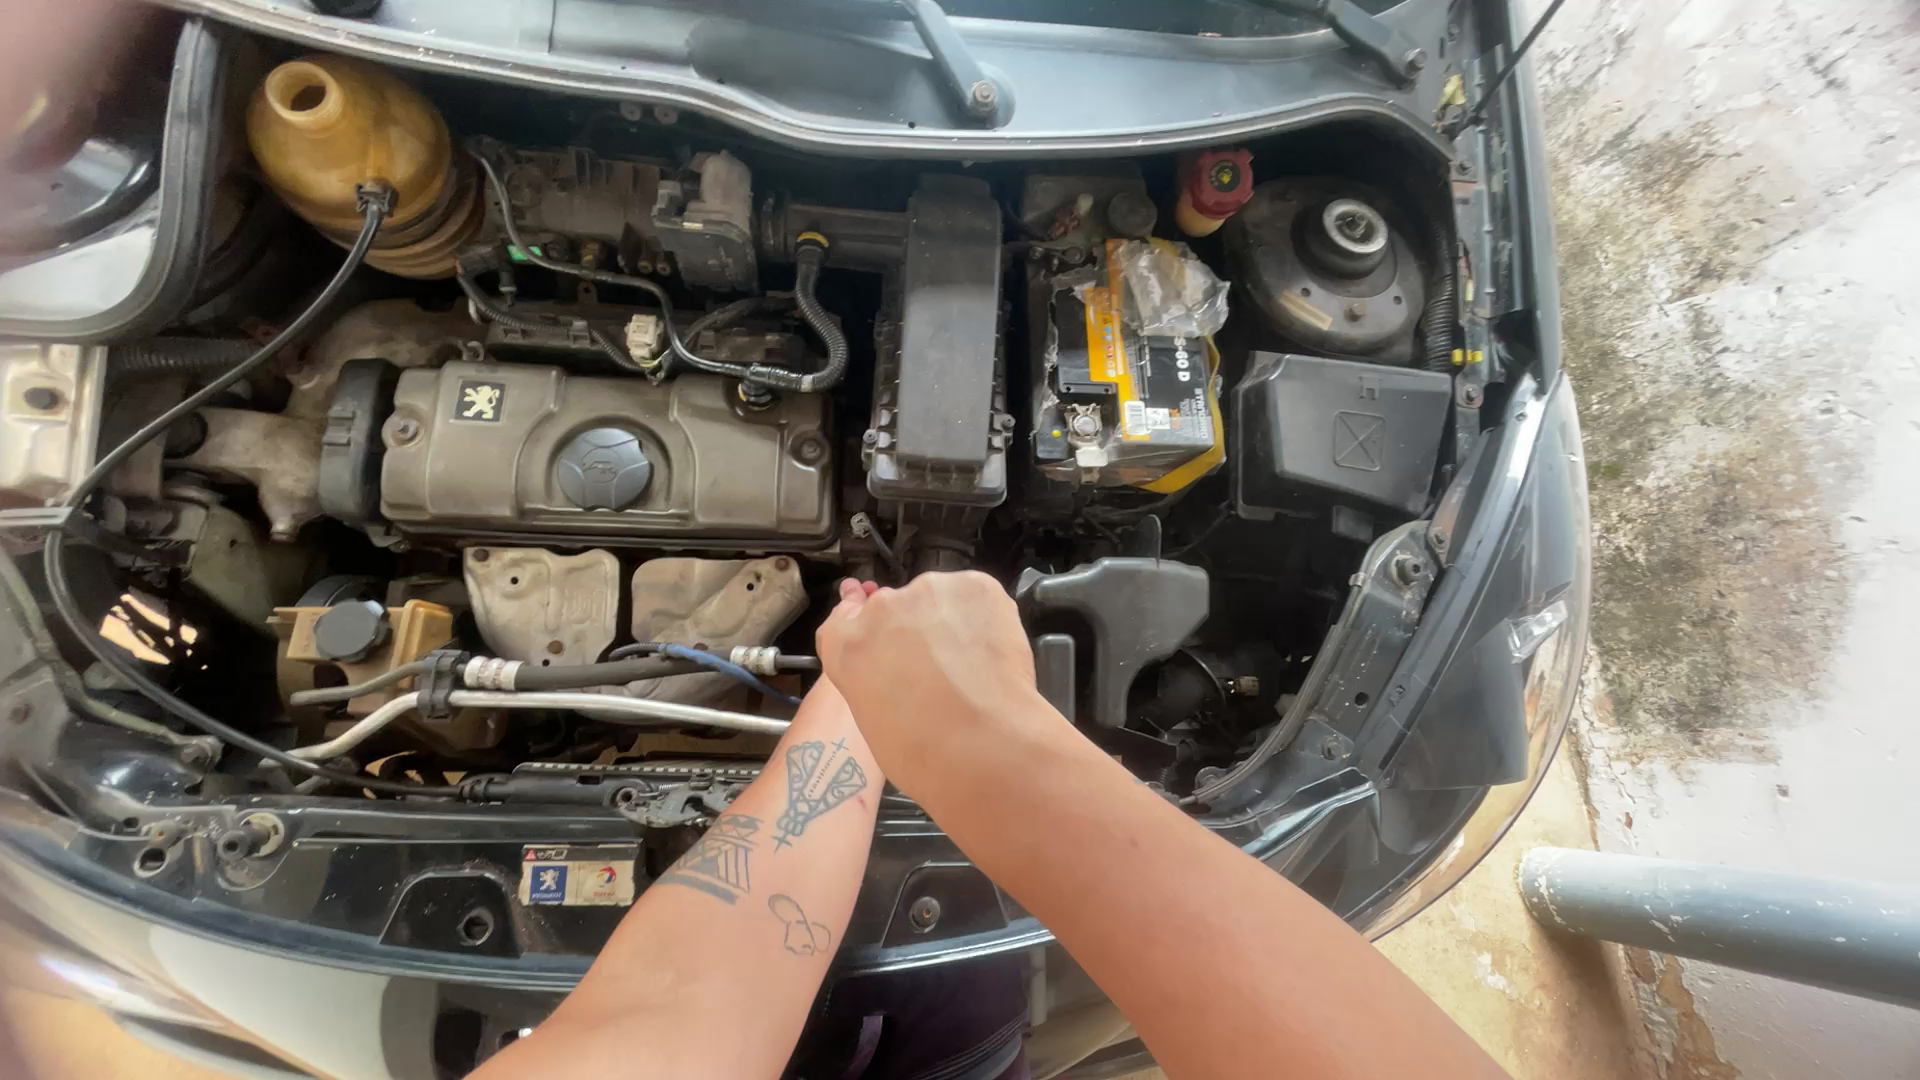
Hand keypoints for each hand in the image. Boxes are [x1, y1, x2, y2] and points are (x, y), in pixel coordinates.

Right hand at [815, 572, 1057, 794]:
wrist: (984, 745)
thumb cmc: (924, 754)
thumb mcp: (875, 718)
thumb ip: (877, 678)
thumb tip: (900, 671)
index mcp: (847, 644)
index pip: (846, 617)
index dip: (871, 627)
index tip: (889, 640)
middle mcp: (882, 607)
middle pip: (898, 607)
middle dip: (918, 630)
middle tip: (942, 667)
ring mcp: (928, 590)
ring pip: (941, 600)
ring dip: (953, 622)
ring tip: (973, 665)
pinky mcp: (973, 586)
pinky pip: (978, 598)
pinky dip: (986, 618)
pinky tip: (993, 652)